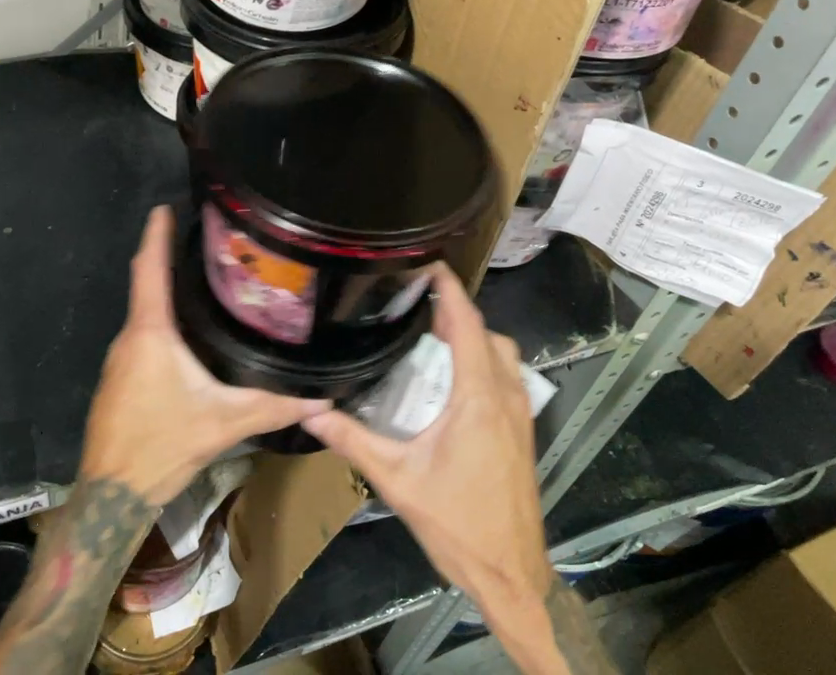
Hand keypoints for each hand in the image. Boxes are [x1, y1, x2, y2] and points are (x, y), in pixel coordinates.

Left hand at [78, 206, 332, 505]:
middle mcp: (129, 338)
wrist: (113, 492)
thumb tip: (322, 399)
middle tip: (200, 239)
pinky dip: (158, 323)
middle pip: (144, 285)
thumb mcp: (224, 422)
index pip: (150, 269)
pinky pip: (139, 337)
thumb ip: (273, 406)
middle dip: (165, 257)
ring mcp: (118, 360)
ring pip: (142, 314)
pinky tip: (184, 334)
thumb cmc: (163, 445)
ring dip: (164, 293)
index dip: (156, 234)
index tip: (165, 206)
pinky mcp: (117, 380)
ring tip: (199, 279)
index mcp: (151, 333)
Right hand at [302, 266, 552, 621]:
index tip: (425, 264)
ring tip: (432, 336)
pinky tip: (452, 380)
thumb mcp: (397, 480)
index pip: (467, 324)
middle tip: (415, 304)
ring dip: (474, 337)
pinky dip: (484, 362)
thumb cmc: (456, 523)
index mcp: (478, 398)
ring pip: (504, 355)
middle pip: (488, 334)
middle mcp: (506, 397)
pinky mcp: (523, 432)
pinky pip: (507, 377)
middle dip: (457, 311)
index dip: (449, 289)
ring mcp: (521, 415)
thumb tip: (311, 410)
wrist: (509, 572)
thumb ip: (353, 440)